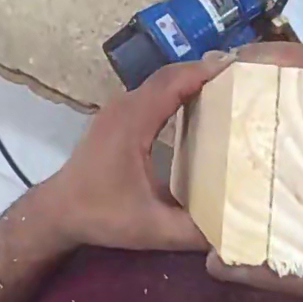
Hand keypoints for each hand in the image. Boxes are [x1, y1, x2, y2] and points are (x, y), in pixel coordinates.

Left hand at [26, 57, 229, 252]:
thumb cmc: (101, 215)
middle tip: (244, 77)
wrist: (58, 212)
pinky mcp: (120, 115)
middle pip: (171, 75)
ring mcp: (120, 108)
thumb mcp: (152, 229)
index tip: (239, 69)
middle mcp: (126, 106)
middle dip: (207, 71)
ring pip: (163, 81)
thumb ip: (192, 231)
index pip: (173, 83)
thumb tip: (233, 231)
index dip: (205, 72)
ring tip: (230, 86)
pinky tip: (200, 102)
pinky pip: (155, 92)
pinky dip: (180, 89)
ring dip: (193, 79)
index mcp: (133, 123)